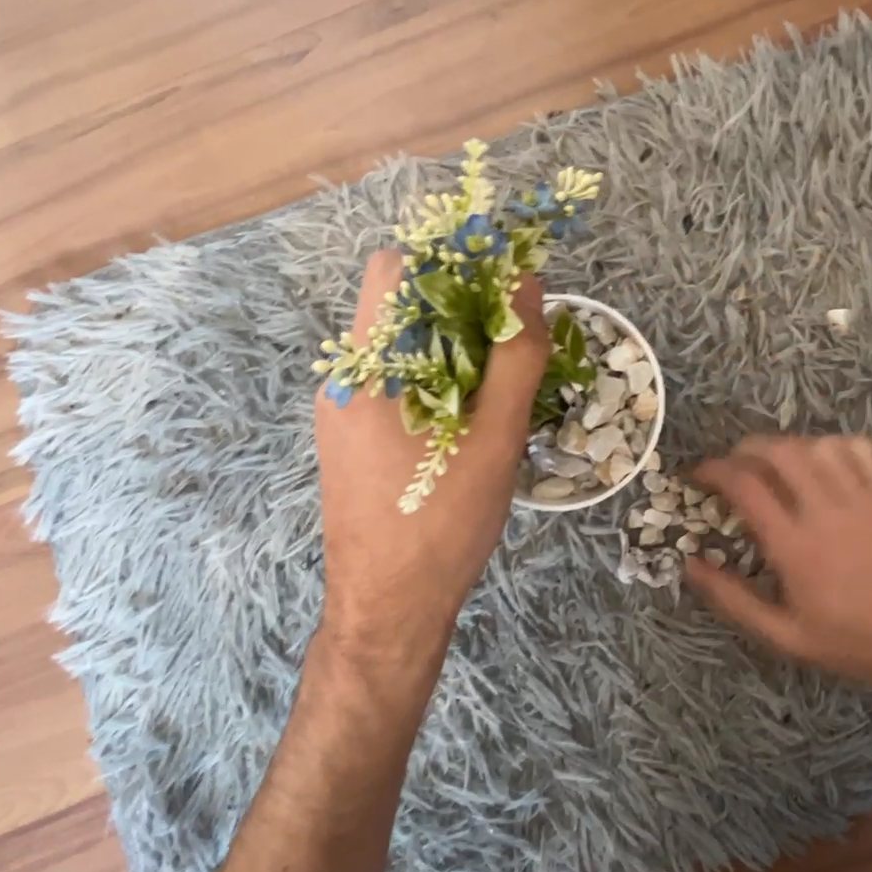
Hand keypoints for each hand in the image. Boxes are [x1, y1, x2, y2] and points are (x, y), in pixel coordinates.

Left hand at [314, 250, 549, 646]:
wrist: (388, 613)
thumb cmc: (440, 525)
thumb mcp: (495, 439)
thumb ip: (516, 357)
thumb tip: (526, 283)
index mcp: (363, 370)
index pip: (393, 270)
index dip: (449, 259)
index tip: (503, 277)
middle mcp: (344, 381)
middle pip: (401, 308)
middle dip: (463, 305)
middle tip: (519, 333)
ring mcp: (345, 413)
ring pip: (403, 348)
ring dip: (456, 345)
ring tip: (506, 376)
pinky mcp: (356, 440)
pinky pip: (399, 384)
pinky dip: (441, 378)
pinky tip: (478, 413)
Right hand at [686, 436, 871, 720]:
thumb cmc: (858, 644)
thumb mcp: (786, 636)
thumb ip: (733, 599)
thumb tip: (690, 564)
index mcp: (794, 545)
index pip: (743, 485)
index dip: (713, 471)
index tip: (699, 474)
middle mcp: (826, 509)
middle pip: (776, 451)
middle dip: (745, 449)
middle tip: (734, 465)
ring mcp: (865, 495)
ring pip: (815, 444)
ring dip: (787, 445)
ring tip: (775, 462)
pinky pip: (859, 447)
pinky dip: (833, 444)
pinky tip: (825, 460)